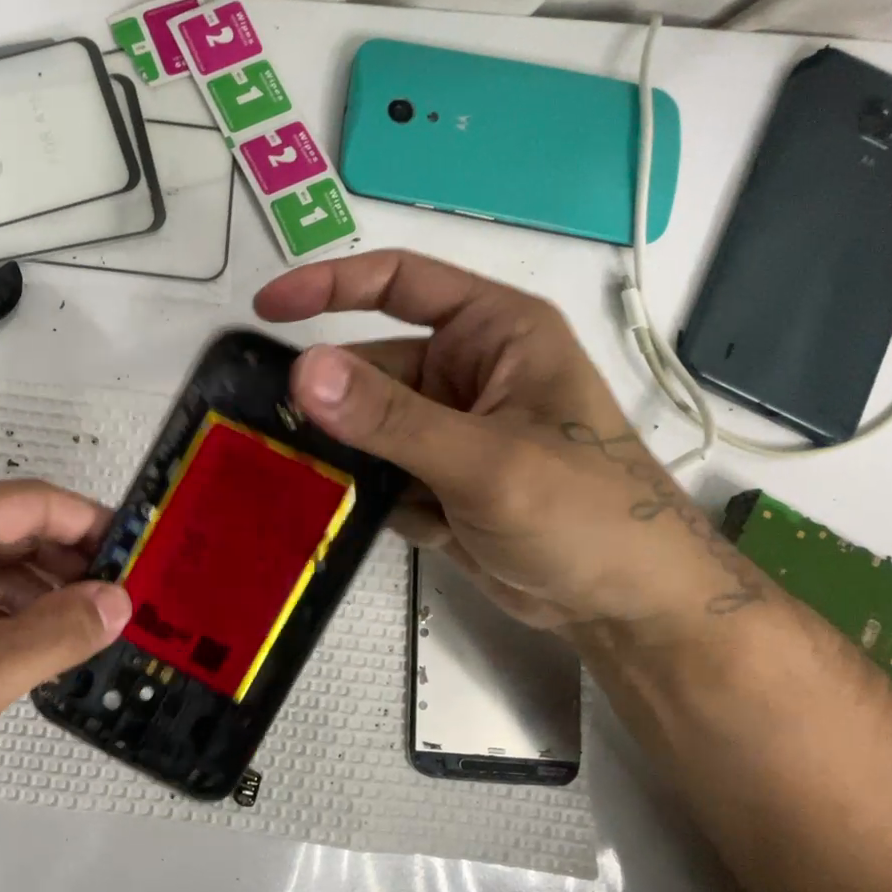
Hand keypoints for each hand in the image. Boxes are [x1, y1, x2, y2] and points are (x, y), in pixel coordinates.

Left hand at [0, 481, 130, 814]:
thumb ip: (53, 635)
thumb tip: (120, 599)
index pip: (38, 503)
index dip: (96, 527)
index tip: (147, 559)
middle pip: (12, 529)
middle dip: (70, 565)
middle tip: (125, 609)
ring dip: (36, 594)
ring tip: (87, 634)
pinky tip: (29, 648)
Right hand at [255, 250, 764, 640]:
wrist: (627, 609)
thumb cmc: (586, 515)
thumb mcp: (485, 460)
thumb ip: (389, 417)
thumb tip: (301, 370)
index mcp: (493, 333)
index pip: (399, 282)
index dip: (328, 285)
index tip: (264, 308)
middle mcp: (464, 371)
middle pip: (366, 366)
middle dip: (327, 404)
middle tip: (270, 434)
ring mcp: (445, 428)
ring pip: (360, 425)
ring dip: (339, 455)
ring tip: (306, 483)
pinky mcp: (432, 477)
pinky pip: (369, 471)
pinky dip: (362, 495)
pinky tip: (383, 522)